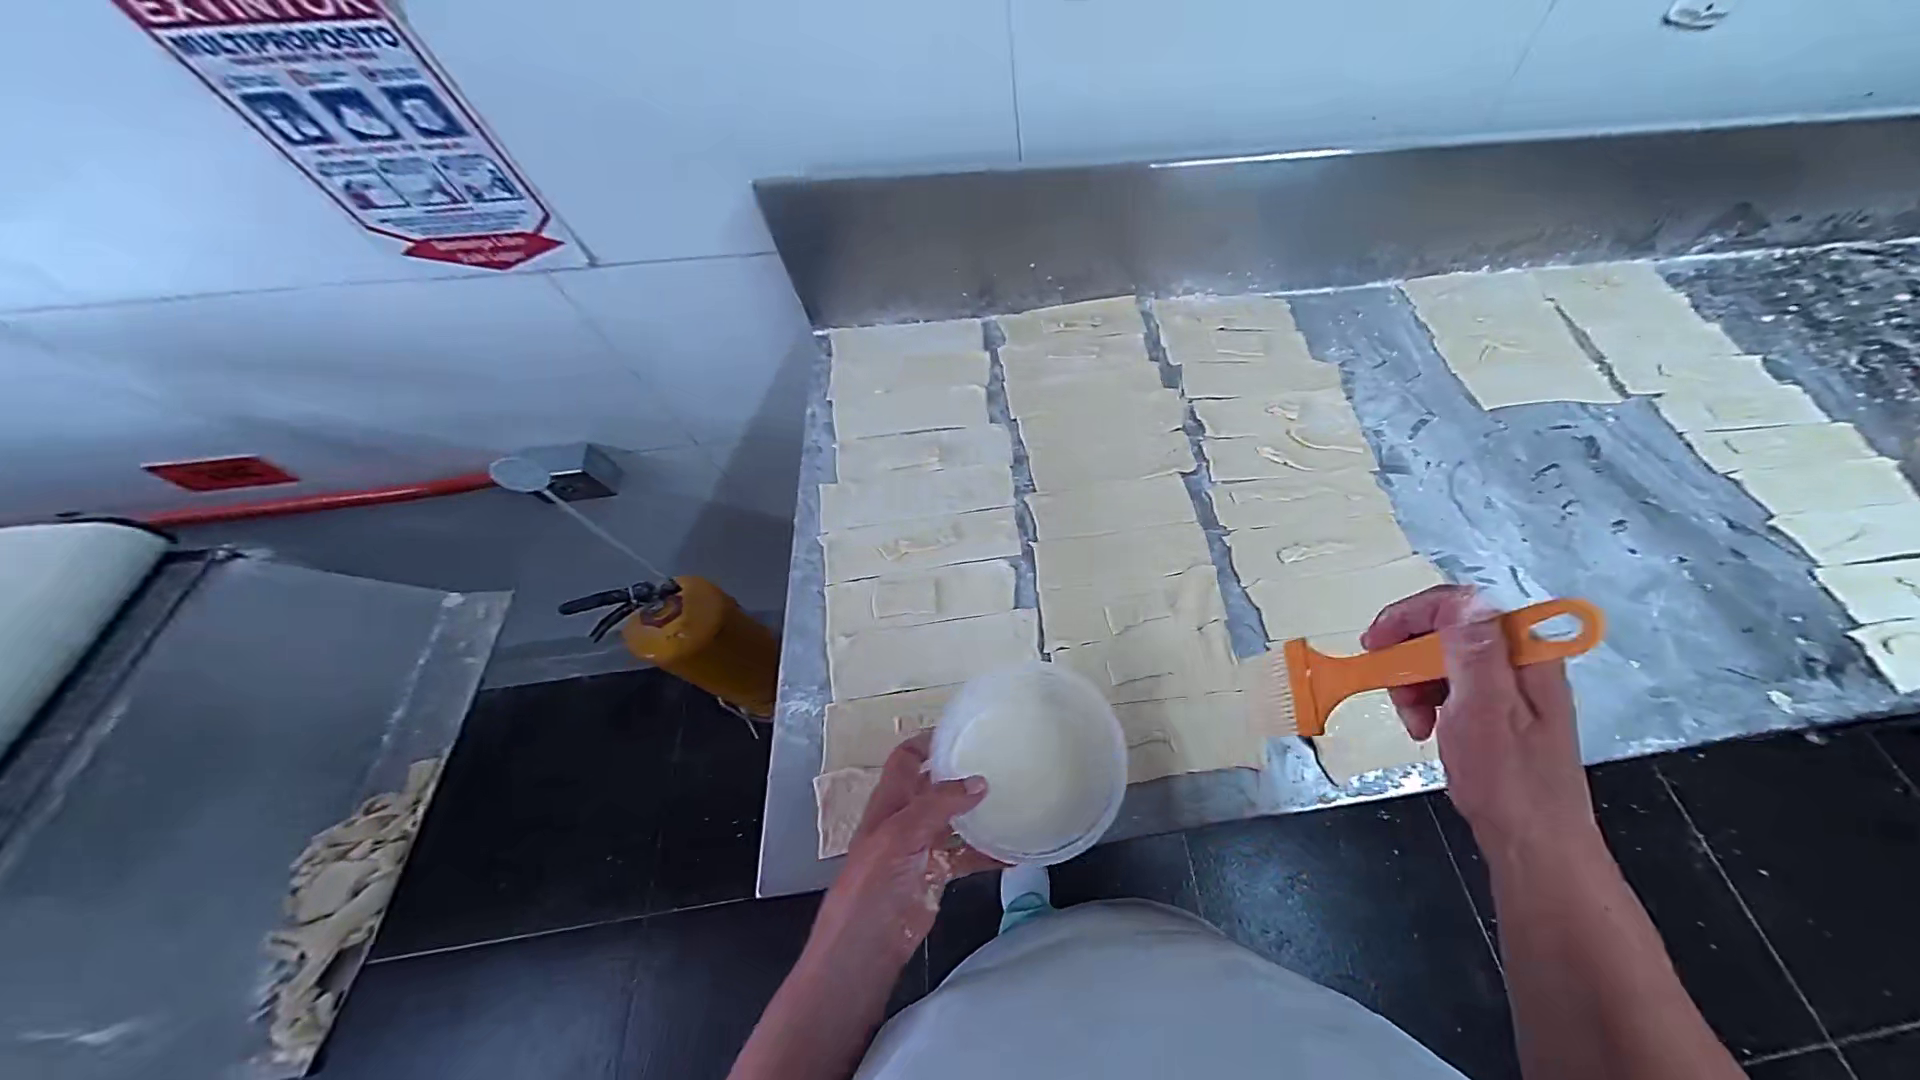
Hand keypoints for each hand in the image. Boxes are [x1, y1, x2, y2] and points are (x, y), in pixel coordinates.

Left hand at [808, 732, 998, 970]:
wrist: (864, 947)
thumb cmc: (873, 882)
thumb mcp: (901, 834)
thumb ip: (938, 805)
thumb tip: (979, 781)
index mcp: (890, 800)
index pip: (906, 757)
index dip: (927, 741)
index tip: (961, 730)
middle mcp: (905, 818)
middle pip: (934, 786)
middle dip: (960, 774)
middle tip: (998, 762)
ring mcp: (921, 847)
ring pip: (953, 820)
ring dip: (978, 812)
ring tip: (1012, 799)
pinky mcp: (936, 875)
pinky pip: (965, 856)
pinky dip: (987, 853)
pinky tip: (1013, 852)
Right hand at [1362, 585, 1596, 853]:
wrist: (1532, 840)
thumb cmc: (1510, 782)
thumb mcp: (1483, 713)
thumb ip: (1474, 653)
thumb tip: (1463, 600)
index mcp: (1524, 655)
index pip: (1460, 604)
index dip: (1411, 614)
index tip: (1376, 641)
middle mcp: (1518, 661)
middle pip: (1445, 627)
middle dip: (1407, 653)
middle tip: (1386, 680)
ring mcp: (1507, 683)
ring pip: (1439, 655)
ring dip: (1412, 681)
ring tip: (1413, 717)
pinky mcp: (1493, 703)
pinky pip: (1446, 681)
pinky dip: (1424, 697)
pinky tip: (1424, 723)